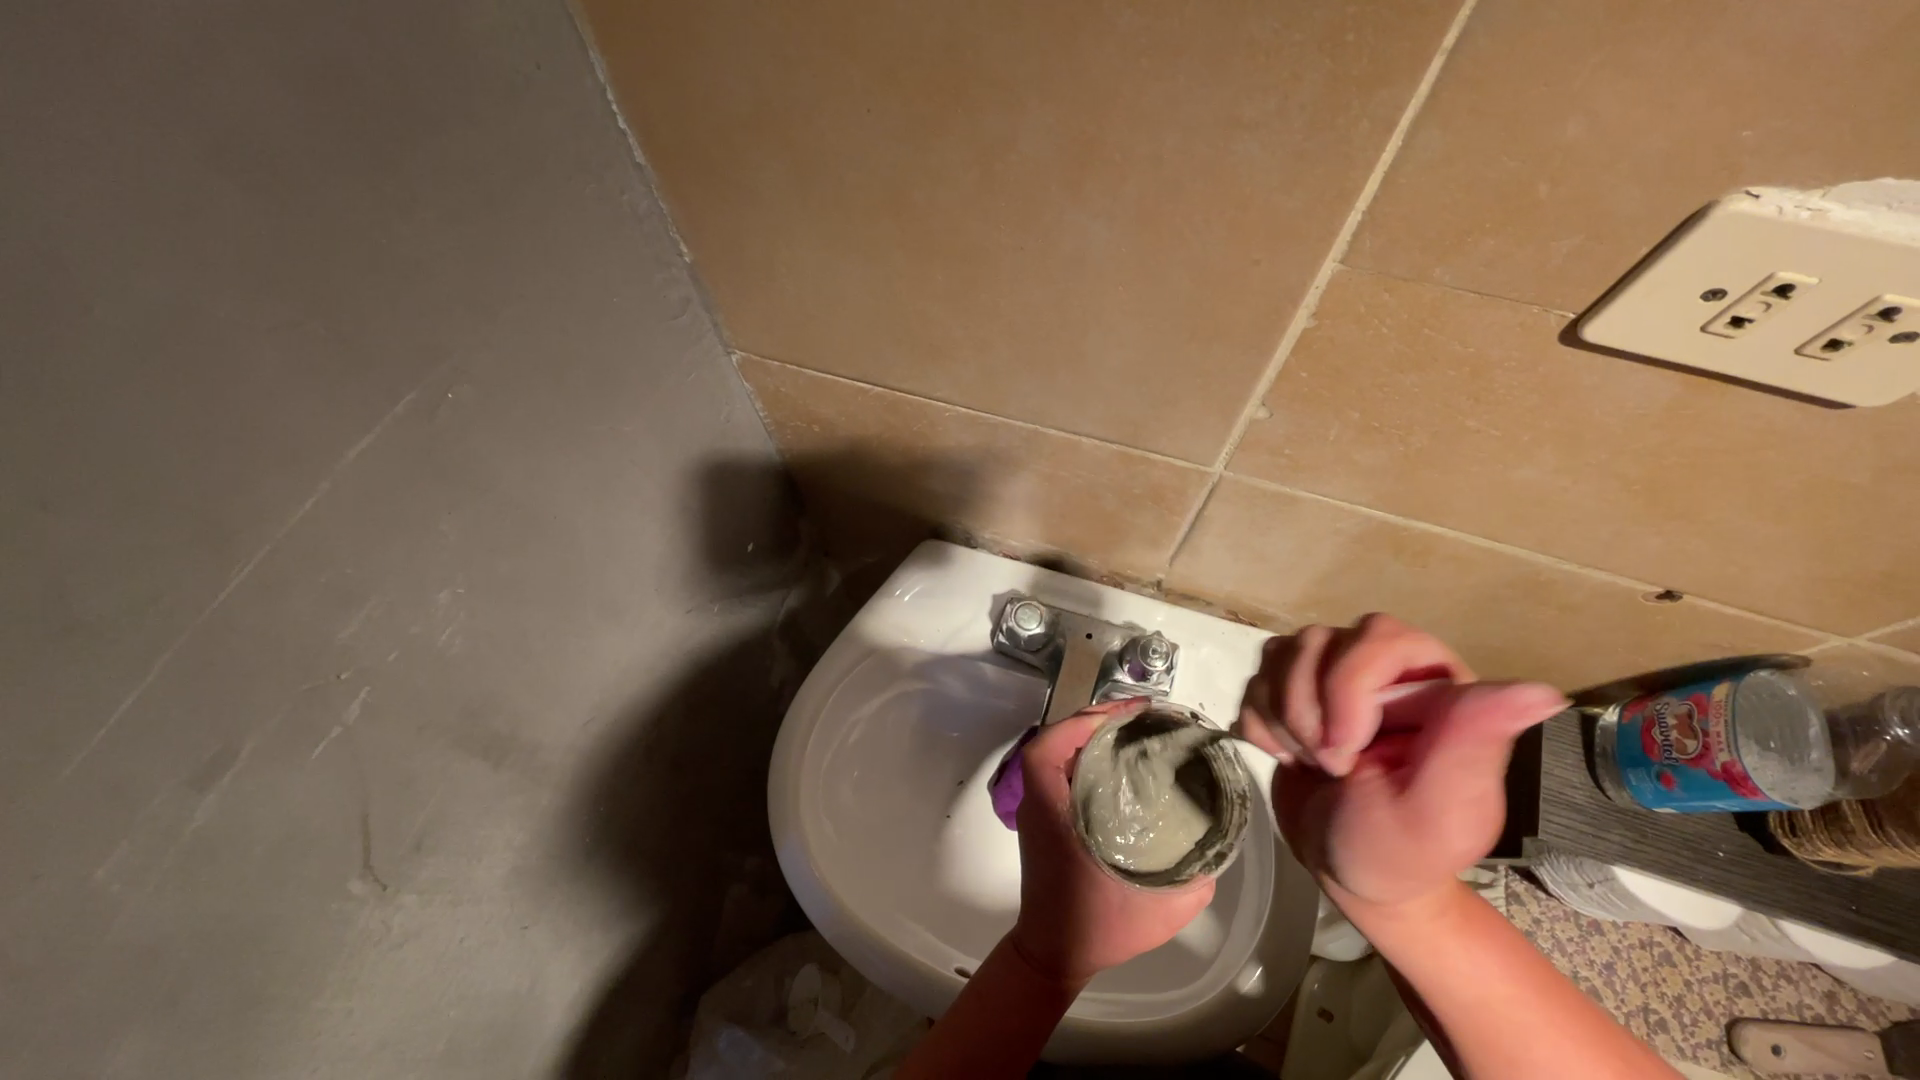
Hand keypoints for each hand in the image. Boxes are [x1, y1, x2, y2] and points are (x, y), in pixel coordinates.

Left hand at [1006, 699, 1215, 985]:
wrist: (1055, 954)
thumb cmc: (1099, 929)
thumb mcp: (1158, 909)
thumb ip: (1194, 878)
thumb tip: (1218, 841)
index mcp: (1053, 813)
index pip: (1050, 749)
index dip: (1083, 722)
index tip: (1127, 715)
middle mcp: (1040, 803)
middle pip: (1057, 742)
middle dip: (1095, 721)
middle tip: (1140, 716)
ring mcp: (1040, 809)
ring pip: (1059, 754)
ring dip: (1091, 736)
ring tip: (1134, 730)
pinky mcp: (1047, 817)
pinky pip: (1062, 772)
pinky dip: (1085, 756)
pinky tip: (1119, 762)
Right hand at [1236, 615, 1566, 907]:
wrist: (1349, 874)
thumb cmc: (1403, 852)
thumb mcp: (1443, 809)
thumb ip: (1474, 743)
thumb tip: (1544, 693)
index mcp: (1434, 683)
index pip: (1378, 637)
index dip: (1346, 689)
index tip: (1344, 756)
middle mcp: (1382, 668)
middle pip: (1317, 641)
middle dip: (1308, 710)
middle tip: (1330, 766)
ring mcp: (1329, 677)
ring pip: (1279, 656)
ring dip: (1283, 721)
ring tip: (1314, 765)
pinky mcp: (1288, 695)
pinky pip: (1252, 683)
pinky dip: (1261, 728)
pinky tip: (1290, 759)